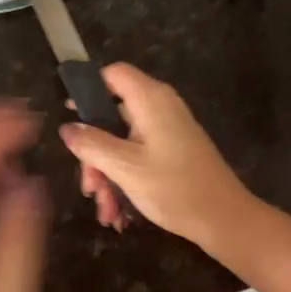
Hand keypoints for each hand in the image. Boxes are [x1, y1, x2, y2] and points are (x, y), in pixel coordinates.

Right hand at [57, 64, 256, 245]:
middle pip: (113, 113)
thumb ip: (92, 145)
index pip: (113, 73)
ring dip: (109, 173)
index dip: (89, 89)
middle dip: (96, 152)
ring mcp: (167, 127)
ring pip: (123, 140)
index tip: (70, 116)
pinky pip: (139, 152)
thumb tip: (66, 126)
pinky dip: (126, 176)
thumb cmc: (174, 187)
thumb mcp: (126, 168)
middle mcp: (159, 105)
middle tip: (89, 187)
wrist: (223, 218)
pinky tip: (119, 211)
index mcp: (150, 98)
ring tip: (106, 211)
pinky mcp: (173, 147)